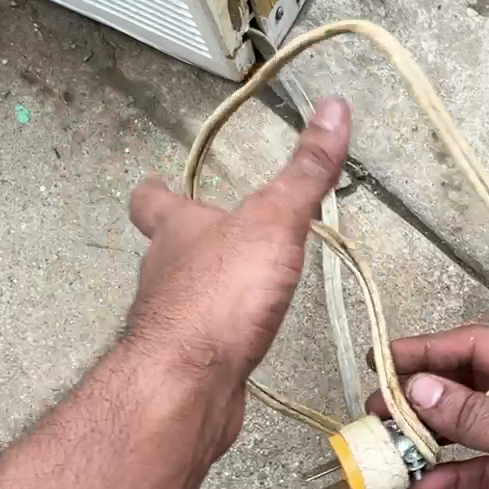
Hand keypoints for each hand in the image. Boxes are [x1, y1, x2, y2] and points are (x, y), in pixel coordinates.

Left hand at [123, 97, 350, 456]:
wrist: (189, 382)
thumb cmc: (224, 293)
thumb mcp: (275, 221)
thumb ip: (305, 172)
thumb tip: (336, 107)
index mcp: (177, 230)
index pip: (152, 200)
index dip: (157, 190)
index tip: (158, 182)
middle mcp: (164, 272)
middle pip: (166, 249)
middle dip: (187, 242)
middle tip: (216, 239)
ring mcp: (170, 320)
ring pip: (182, 295)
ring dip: (206, 288)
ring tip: (239, 289)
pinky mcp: (186, 362)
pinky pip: (200, 339)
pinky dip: (218, 334)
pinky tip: (240, 339)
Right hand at [366, 326, 488, 488]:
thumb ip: (478, 416)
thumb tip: (421, 389)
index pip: (481, 346)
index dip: (429, 351)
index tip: (383, 360)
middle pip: (474, 386)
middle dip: (426, 398)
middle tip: (377, 410)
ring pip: (478, 427)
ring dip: (436, 438)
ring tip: (389, 445)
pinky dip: (461, 473)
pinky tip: (425, 484)